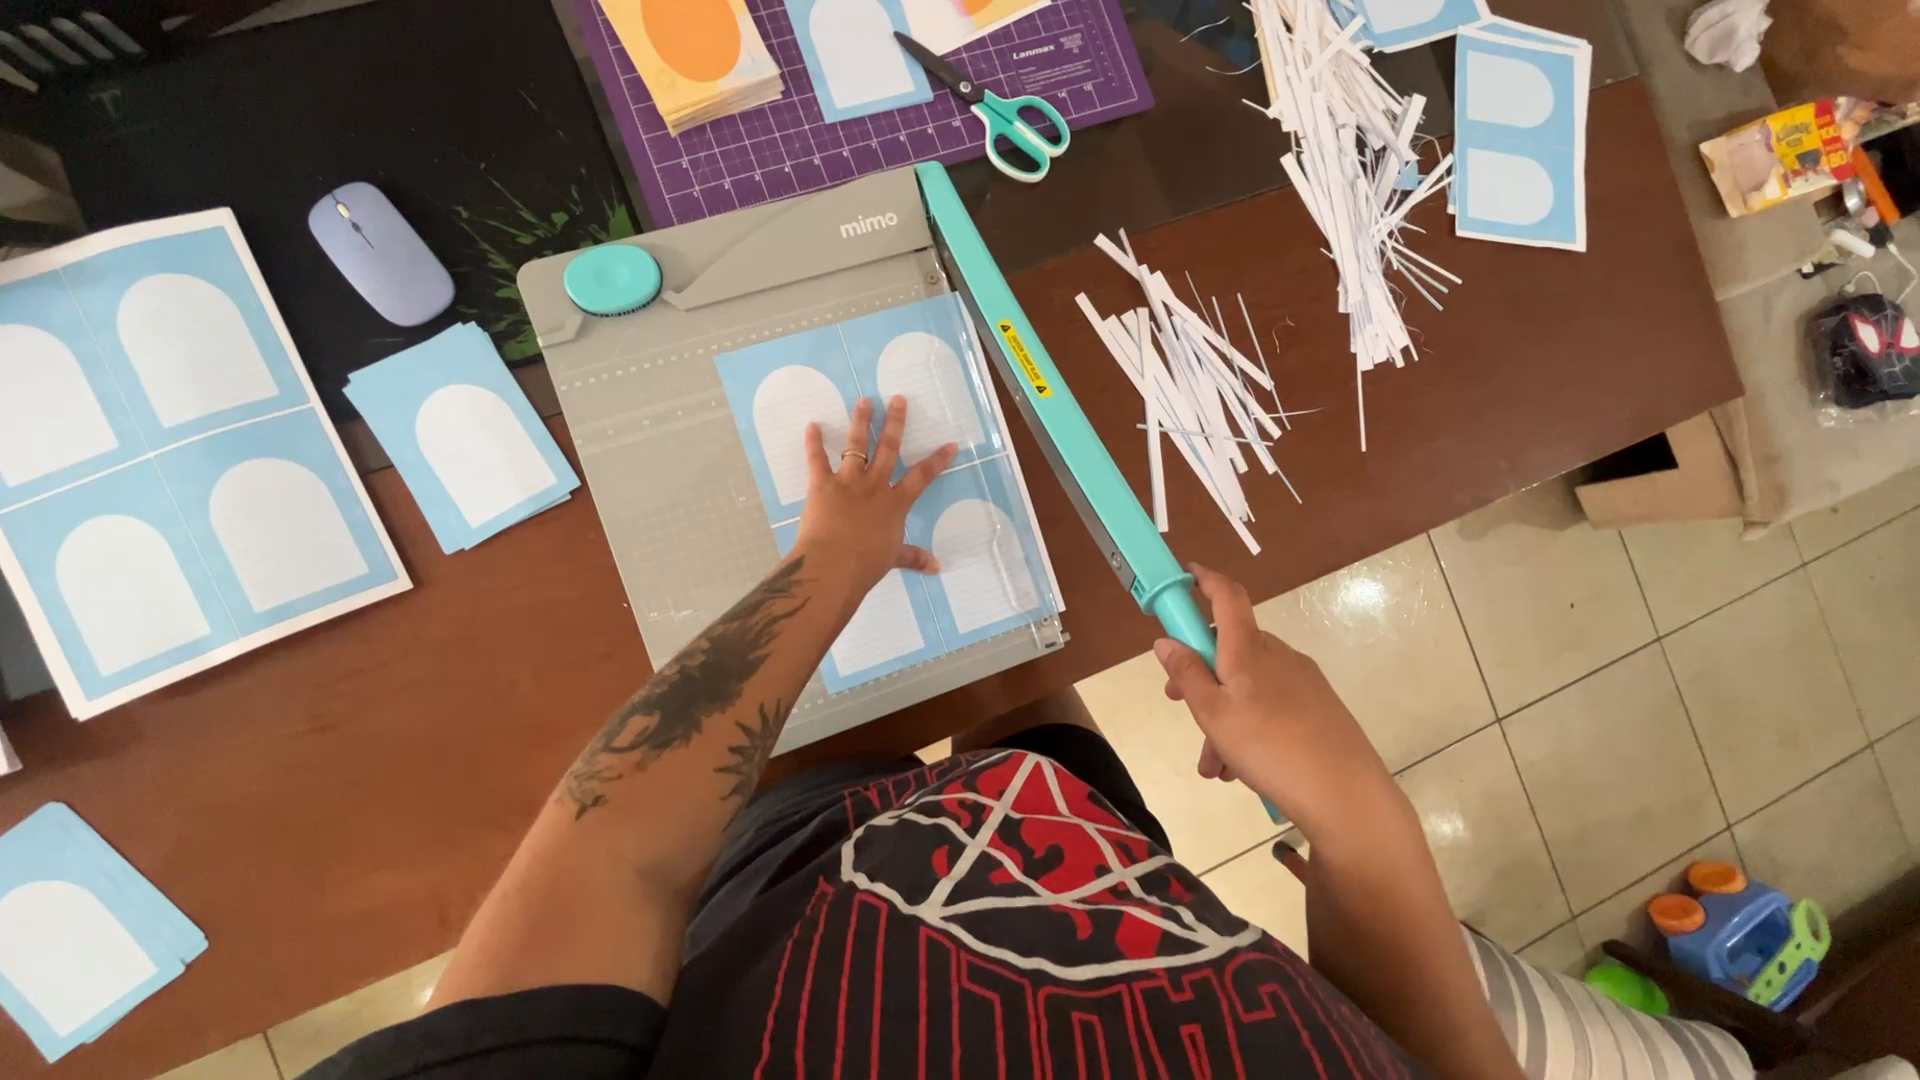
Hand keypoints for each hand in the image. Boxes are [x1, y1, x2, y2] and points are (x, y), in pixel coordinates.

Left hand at [795, 395, 956, 602]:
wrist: (833, 565)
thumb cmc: (866, 564)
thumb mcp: (893, 559)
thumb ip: (913, 558)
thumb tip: (937, 567)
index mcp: (894, 504)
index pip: (921, 477)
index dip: (937, 460)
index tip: (950, 444)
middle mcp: (874, 486)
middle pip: (888, 449)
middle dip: (895, 423)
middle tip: (897, 399)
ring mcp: (848, 482)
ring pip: (856, 446)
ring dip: (860, 422)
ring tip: (863, 401)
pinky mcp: (822, 485)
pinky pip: (817, 459)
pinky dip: (813, 443)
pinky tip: (812, 426)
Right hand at [1153, 563, 1397, 838]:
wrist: (1345, 795)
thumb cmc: (1268, 747)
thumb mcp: (1212, 714)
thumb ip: (1187, 674)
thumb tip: (1165, 641)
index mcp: (1249, 648)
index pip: (1227, 596)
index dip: (1205, 579)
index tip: (1185, 574)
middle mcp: (1277, 655)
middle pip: (1230, 649)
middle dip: (1200, 675)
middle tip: (1178, 705)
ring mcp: (1301, 680)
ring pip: (1247, 686)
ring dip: (1222, 716)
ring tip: (1214, 765)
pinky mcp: (1318, 706)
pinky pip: (1269, 705)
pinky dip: (1248, 726)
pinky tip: (1242, 769)